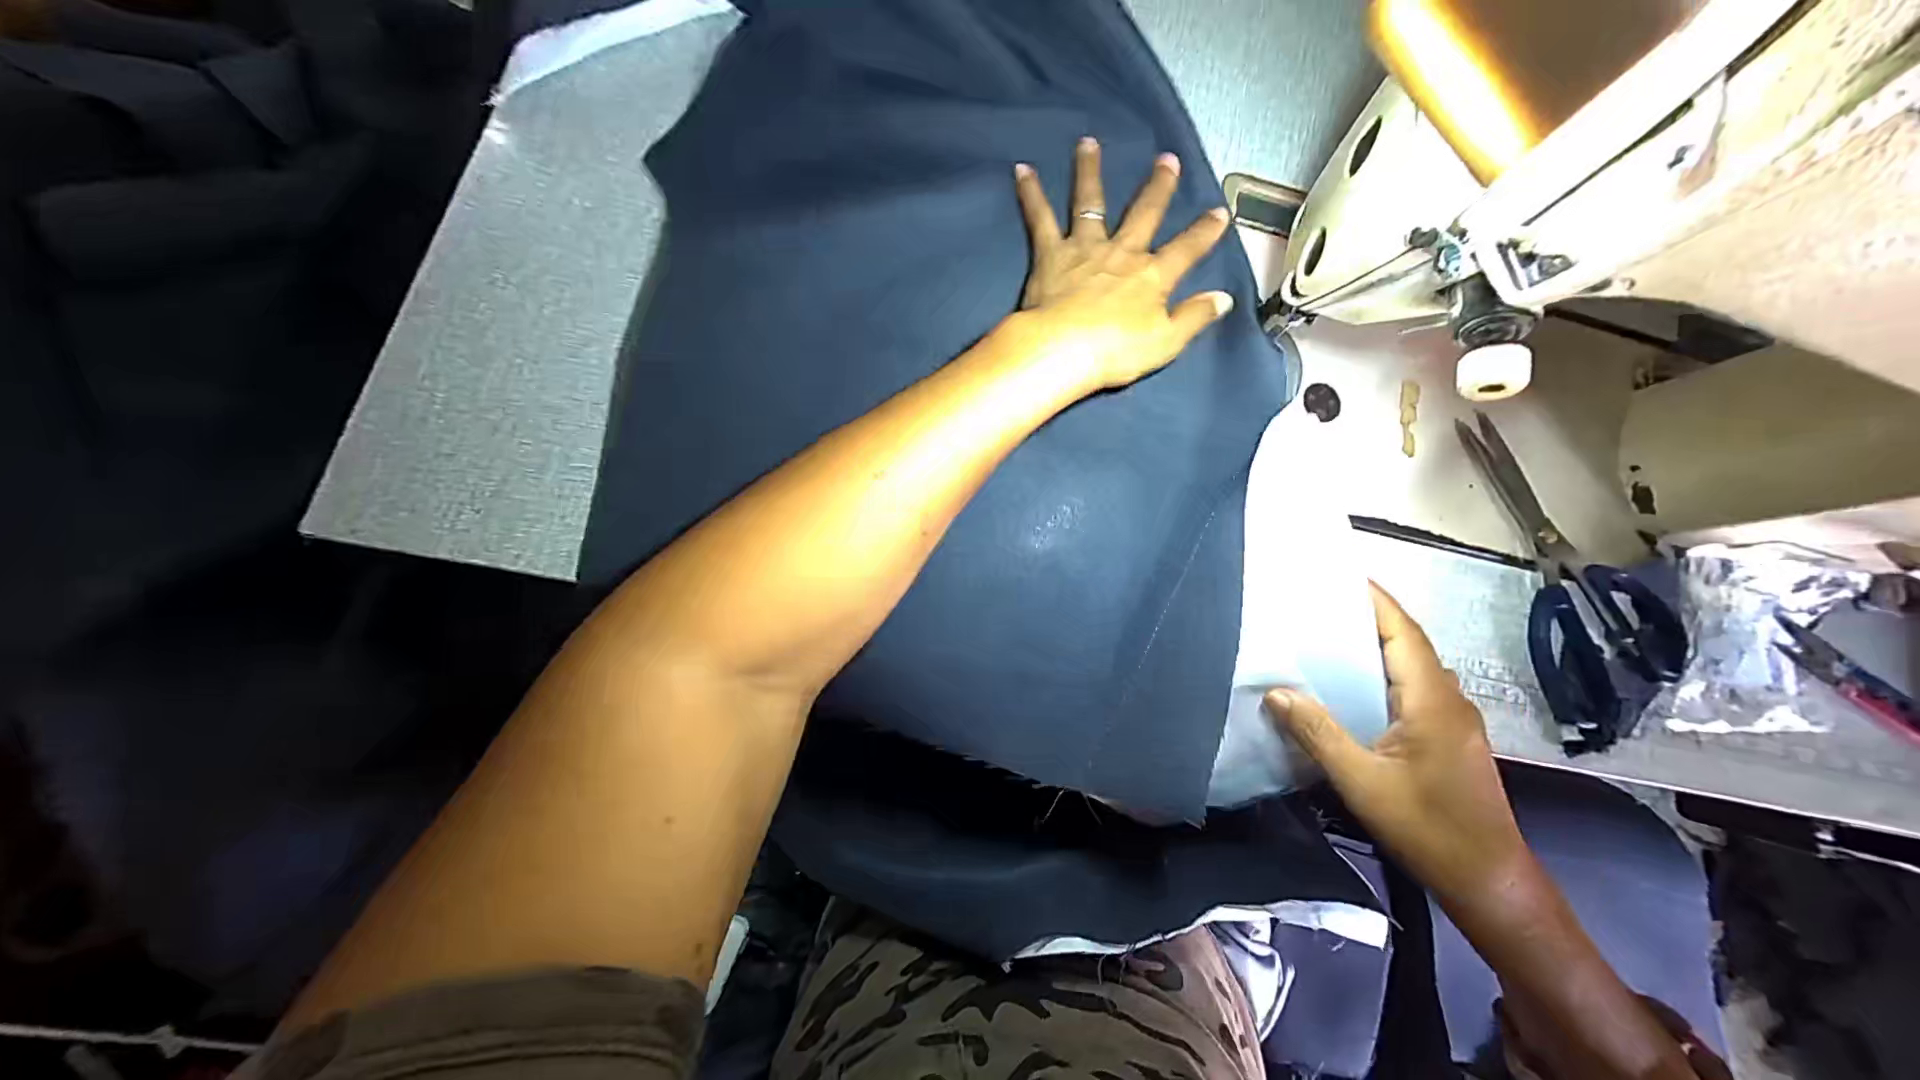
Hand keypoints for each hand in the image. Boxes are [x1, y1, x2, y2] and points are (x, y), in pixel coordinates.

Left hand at [1004, 136, 1235, 391]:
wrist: (1063, 350)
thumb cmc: (1116, 352)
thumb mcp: (1166, 342)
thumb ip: (1195, 317)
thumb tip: (1223, 298)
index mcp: (1152, 276)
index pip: (1187, 249)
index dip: (1205, 231)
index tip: (1220, 212)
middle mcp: (1122, 253)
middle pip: (1144, 213)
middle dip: (1158, 186)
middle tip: (1166, 159)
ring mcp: (1085, 249)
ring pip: (1090, 202)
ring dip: (1090, 170)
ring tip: (1087, 143)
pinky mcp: (1051, 254)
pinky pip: (1040, 218)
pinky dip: (1031, 194)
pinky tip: (1022, 170)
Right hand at [1265, 583, 1531, 908]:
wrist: (1487, 879)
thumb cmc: (1426, 826)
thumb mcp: (1361, 780)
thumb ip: (1317, 732)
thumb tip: (1276, 691)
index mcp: (1432, 701)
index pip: (1404, 634)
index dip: (1377, 602)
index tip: (1344, 575)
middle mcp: (1449, 701)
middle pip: (1409, 644)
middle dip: (1371, 617)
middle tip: (1323, 601)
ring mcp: (1454, 721)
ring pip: (1412, 667)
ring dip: (1378, 644)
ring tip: (1330, 633)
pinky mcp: (1449, 738)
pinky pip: (1413, 688)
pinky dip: (1384, 671)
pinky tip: (1353, 682)